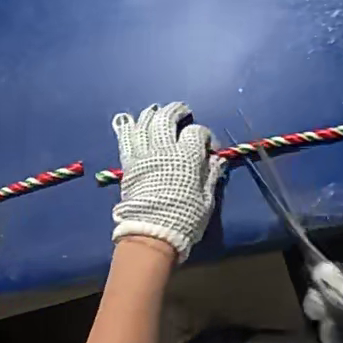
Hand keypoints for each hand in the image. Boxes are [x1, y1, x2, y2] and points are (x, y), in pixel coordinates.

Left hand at [110, 102, 224, 261]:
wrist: (152, 231)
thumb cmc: (184, 218)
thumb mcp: (206, 199)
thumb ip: (211, 176)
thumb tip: (217, 160)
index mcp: (186, 157)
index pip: (196, 132)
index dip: (204, 135)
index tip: (207, 145)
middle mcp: (163, 150)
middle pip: (167, 119)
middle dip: (176, 111)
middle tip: (182, 111)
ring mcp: (143, 156)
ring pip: (145, 125)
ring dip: (151, 114)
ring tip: (156, 110)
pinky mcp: (129, 164)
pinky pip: (125, 140)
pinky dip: (125, 127)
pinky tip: (125, 118)